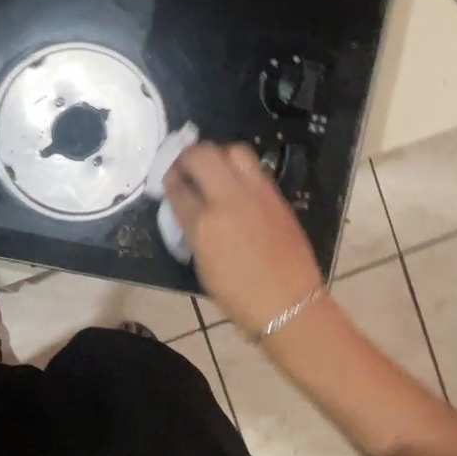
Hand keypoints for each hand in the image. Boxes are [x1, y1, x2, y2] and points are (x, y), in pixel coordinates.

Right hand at [165, 141, 325, 337]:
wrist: (289, 304)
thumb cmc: (238, 296)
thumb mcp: (202, 266)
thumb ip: (193, 231)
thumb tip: (189, 210)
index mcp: (204, 224)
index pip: (178, 187)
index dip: (169, 180)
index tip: (168, 180)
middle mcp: (229, 200)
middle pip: (203, 155)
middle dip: (188, 156)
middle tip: (185, 167)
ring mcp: (257, 194)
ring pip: (234, 151)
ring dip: (218, 155)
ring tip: (213, 170)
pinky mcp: (277, 196)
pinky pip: (255, 169)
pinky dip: (240, 170)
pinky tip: (236, 185)